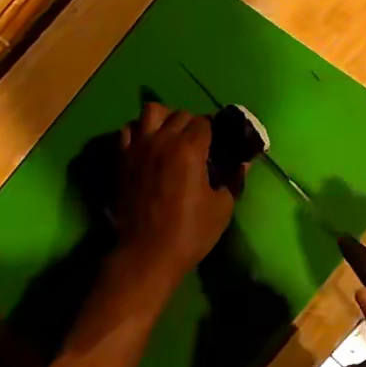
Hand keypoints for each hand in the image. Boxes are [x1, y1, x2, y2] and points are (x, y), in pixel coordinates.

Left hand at [114, 102, 236, 283]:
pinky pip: (128, 131)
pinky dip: (140, 132)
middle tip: (198, 146)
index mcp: (189, 149)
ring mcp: (138, 148)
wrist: (147, 254)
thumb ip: (232, 179)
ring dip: (165, 119)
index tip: (218, 147)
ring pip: (151, 112)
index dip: (214, 132)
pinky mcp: (122, 160)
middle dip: (192, 124)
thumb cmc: (189, 232)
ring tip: (171, 137)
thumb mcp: (222, 208)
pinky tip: (149, 147)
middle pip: (180, 114)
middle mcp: (162, 140)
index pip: (205, 121)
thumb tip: (243, 164)